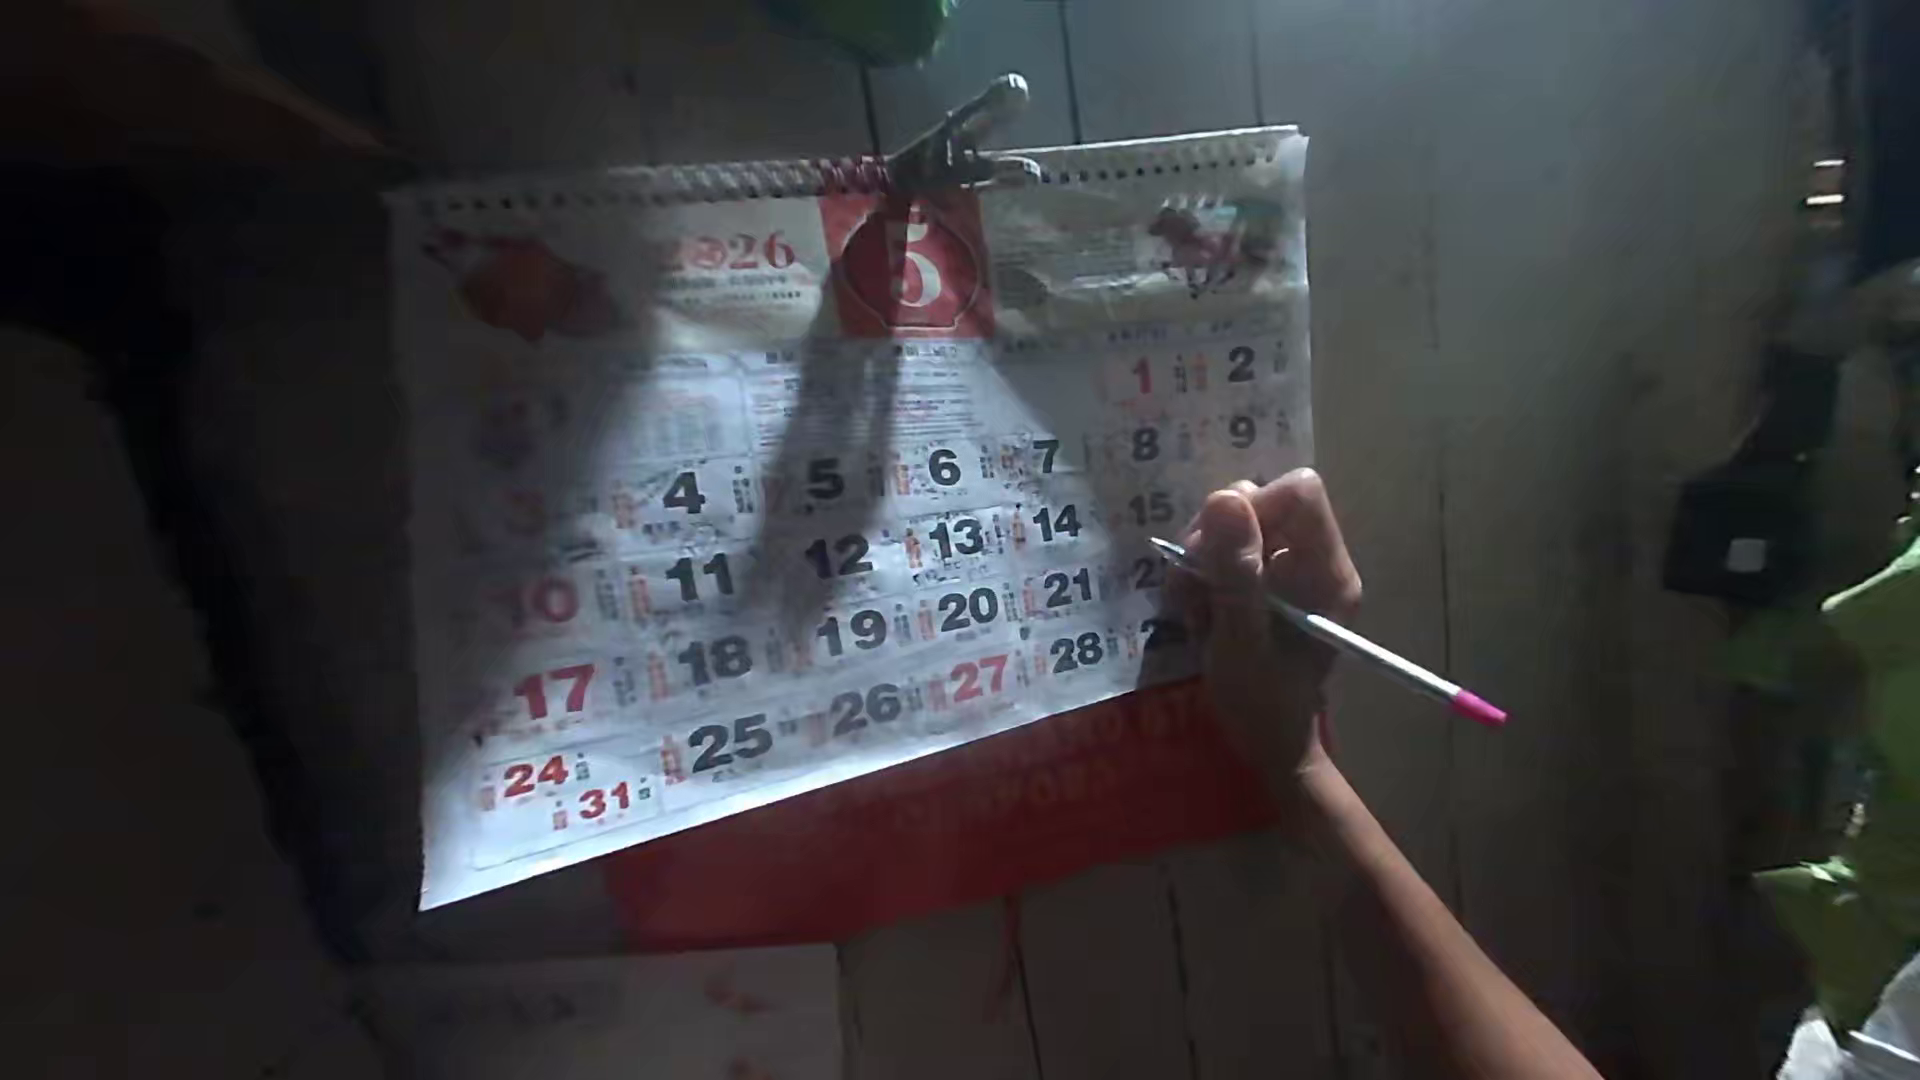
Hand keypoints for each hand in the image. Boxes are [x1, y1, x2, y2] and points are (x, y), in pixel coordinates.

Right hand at [1170, 469, 1361, 796]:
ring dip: (1199, 559)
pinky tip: (1196, 606)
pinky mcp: (1262, 577)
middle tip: (1193, 584)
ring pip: (1231, 523)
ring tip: (1194, 605)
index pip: (1297, 492)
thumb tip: (1224, 497)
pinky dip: (1198, 572)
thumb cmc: (1259, 700)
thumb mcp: (1240, 640)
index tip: (1216, 553)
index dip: (1250, 509)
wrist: (1265, 738)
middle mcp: (1311, 559)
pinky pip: (1221, 548)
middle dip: (1212, 538)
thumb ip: (1235, 572)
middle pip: (1257, 501)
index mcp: (1325, 570)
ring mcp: (1286, 567)